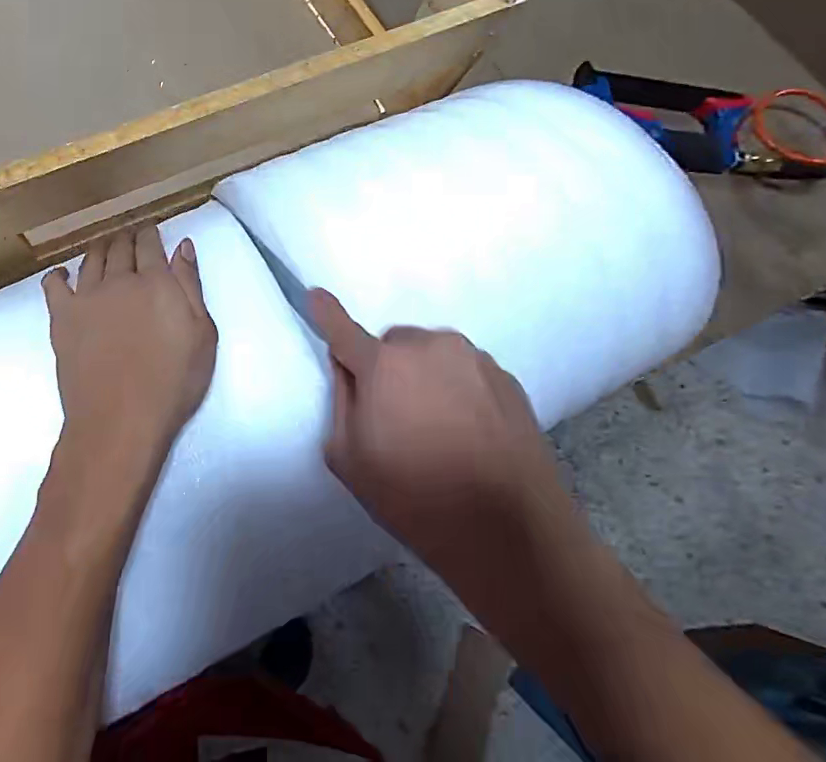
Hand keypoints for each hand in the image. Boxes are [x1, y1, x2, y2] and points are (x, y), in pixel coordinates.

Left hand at [42, 225, 216, 467]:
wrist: (120, 418)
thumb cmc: (172, 382)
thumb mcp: (202, 335)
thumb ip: (190, 286)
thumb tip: (182, 246)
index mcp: (155, 282)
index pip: (150, 245)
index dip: (150, 234)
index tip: (150, 230)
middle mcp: (118, 280)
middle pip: (120, 247)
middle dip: (126, 238)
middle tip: (128, 236)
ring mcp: (86, 297)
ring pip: (91, 260)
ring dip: (99, 249)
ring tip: (103, 247)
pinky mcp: (62, 317)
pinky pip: (54, 285)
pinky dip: (58, 275)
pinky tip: (62, 274)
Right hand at [309, 288, 566, 562]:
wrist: (510, 532)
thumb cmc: (415, 496)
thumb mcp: (349, 458)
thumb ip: (341, 401)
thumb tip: (346, 367)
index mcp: (384, 364)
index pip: (343, 329)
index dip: (326, 313)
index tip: (315, 295)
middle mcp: (430, 346)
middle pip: (393, 344)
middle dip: (387, 368)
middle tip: (395, 417)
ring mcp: (474, 359)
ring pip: (432, 355)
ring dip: (424, 376)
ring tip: (436, 429)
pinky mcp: (507, 378)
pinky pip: (466, 371)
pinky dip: (458, 389)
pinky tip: (467, 432)